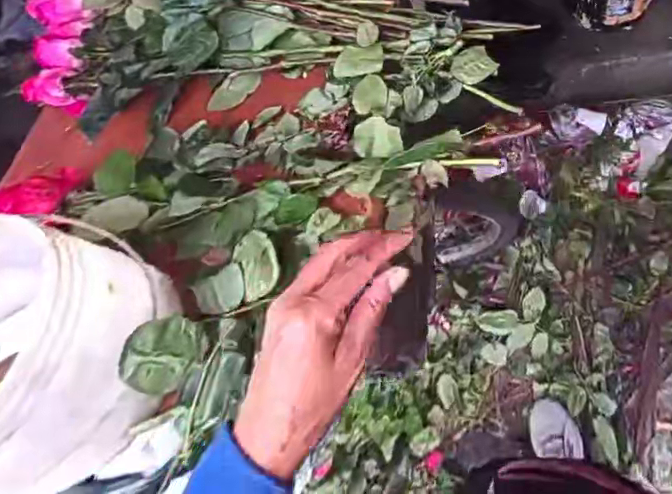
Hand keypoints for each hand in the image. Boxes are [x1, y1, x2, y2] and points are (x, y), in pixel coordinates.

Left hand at [232, 229, 414, 479]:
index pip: (356, 268)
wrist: (263, 438)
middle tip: (394, 233)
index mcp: (313, 314)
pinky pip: (311, 274)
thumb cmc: (313, 405)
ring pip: (320, 260)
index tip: (407, 234)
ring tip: (379, 242)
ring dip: (350, 247)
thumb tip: (397, 272)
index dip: (384, 248)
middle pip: (333, 253)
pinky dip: (335, 262)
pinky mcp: (279, 311)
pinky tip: (353, 265)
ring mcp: (282, 304)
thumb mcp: (352, 359)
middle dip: (365, 239)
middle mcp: (293, 300)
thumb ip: (372, 310)